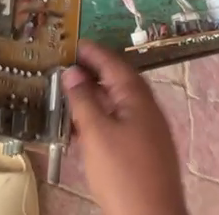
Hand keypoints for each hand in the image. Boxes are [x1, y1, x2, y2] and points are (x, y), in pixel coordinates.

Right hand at [61, 43, 186, 214]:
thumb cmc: (123, 175)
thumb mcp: (96, 133)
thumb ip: (83, 99)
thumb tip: (72, 72)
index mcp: (138, 98)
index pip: (113, 63)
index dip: (91, 51)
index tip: (71, 43)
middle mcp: (148, 109)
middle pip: (118, 80)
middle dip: (93, 72)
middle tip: (68, 67)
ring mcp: (151, 131)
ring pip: (120, 102)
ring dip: (97, 95)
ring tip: (71, 95)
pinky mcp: (147, 150)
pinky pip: (123, 121)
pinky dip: (104, 115)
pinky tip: (86, 127)